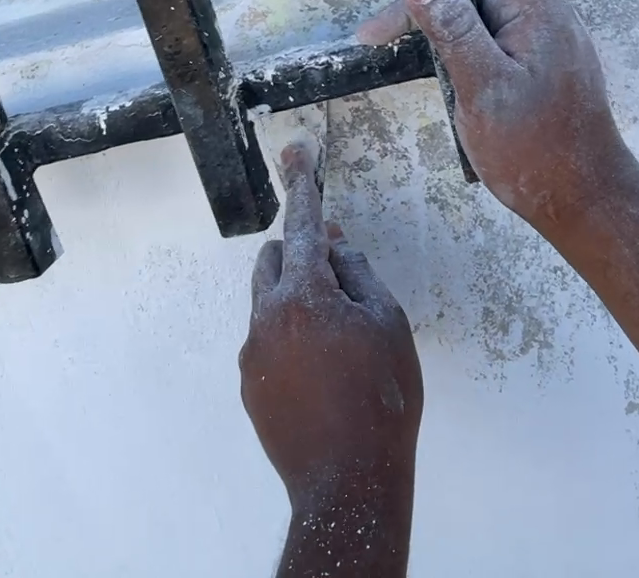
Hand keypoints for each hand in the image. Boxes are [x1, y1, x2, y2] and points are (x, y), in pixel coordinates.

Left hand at [241, 142, 422, 529]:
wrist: (349, 481)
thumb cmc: (382, 396)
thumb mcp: (388, 323)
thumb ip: (358, 275)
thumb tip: (335, 249)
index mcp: (303, 296)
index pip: (304, 229)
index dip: (304, 190)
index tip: (297, 156)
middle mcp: (266, 318)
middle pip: (273, 261)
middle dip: (301, 254)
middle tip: (341, 274)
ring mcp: (253, 355)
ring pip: (269, 302)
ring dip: (297, 298)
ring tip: (339, 334)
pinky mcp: (250, 385)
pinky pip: (267, 339)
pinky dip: (291, 334)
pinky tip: (324, 370)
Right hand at [358, 0, 638, 228]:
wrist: (583, 200)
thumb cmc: (534, 149)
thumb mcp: (483, 87)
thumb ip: (453, 27)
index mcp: (534, 5)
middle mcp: (542, 10)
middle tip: (377, 29)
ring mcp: (542, 35)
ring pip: (480, 4)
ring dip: (436, 18)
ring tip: (389, 43)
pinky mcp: (537, 59)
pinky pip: (491, 30)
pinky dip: (457, 37)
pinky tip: (434, 60)